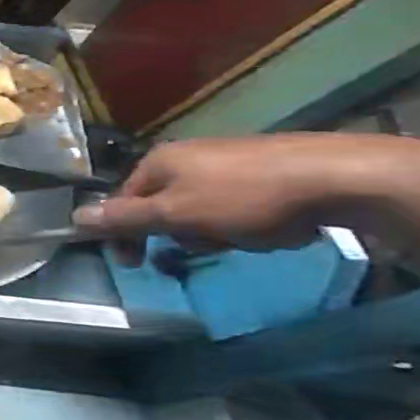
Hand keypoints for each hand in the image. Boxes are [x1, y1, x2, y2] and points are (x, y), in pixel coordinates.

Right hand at [72, 133, 419, 264]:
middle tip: (210, 245)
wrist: (344, 177)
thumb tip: (75, 217)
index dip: (123, 235)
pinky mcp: (266, 166)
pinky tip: (276, 225)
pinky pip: (237, 201)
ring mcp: (228, 158)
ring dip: (218, 230)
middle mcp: (188, 154)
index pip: (122, 202)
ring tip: (251, 236)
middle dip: (182, 232)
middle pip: (162, 206)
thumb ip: (125, 218)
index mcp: (160, 161)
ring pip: (201, 207)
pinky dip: (248, 220)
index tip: (135, 265)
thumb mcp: (177, 215)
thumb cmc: (248, 198)